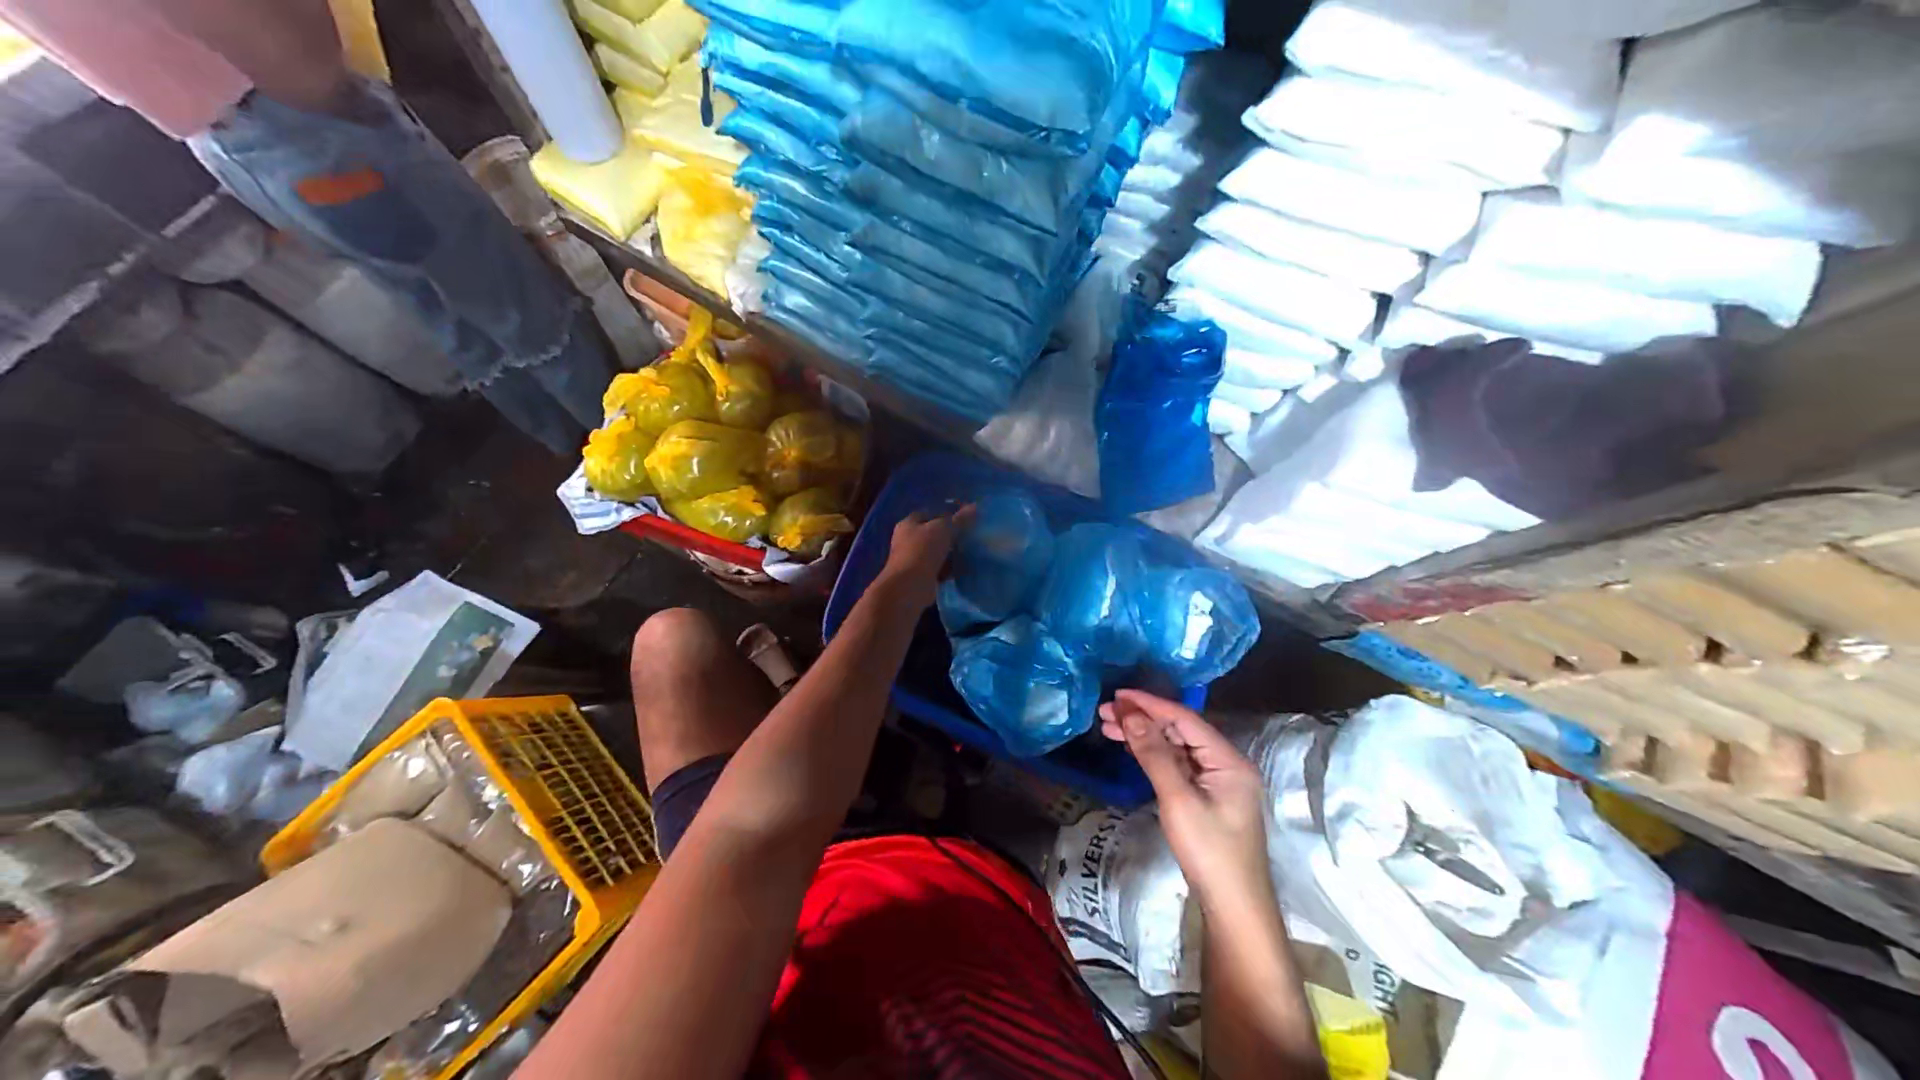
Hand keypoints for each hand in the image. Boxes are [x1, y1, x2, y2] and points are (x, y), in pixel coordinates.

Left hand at [876, 506, 971, 609]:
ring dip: (952, 553)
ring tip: (971, 550)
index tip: (965, 517)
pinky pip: (940, 568)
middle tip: (971, 534)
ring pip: (937, 552)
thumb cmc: (922, 550)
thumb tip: (975, 506)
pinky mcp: (922, 576)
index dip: (946, 513)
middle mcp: (908, 540)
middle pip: (933, 533)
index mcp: (908, 524)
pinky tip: (965, 568)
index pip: (929, 513)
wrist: (910, 586)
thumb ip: (959, 519)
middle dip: (951, 534)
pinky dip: (950, 568)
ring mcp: (914, 560)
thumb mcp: (943, 529)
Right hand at [1102, 690, 1273, 916]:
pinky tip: (1132, 749)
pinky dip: (1153, 754)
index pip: (1185, 719)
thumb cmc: (1209, 850)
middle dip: (1143, 718)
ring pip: (1177, 747)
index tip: (1118, 695)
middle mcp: (1226, 764)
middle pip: (1181, 730)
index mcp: (1229, 759)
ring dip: (1145, 735)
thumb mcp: (1178, 799)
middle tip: (1105, 713)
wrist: (1234, 906)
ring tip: (1109, 728)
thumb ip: (1155, 753)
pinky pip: (1178, 764)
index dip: (1150, 704)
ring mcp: (1217, 782)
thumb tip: (1132, 715)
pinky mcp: (1208, 797)